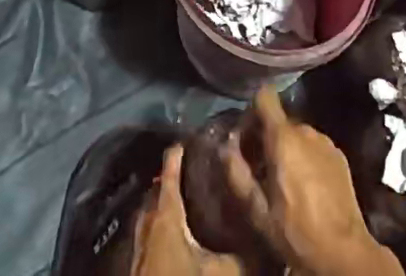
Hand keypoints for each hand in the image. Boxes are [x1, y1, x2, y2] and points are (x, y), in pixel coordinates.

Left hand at [131, 145, 242, 275]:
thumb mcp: (226, 269)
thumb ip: (245, 250)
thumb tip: (266, 232)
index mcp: (166, 219)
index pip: (169, 179)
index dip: (175, 159)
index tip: (182, 142)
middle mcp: (147, 230)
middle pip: (154, 197)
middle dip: (167, 182)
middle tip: (186, 171)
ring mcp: (139, 254)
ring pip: (147, 221)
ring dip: (160, 208)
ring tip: (182, 202)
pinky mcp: (138, 273)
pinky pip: (146, 241)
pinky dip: (157, 232)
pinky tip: (175, 240)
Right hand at [221, 87, 401, 275]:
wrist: (343, 250)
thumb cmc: (295, 231)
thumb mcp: (258, 210)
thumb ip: (238, 174)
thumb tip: (225, 146)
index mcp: (284, 139)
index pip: (265, 98)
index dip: (251, 111)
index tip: (244, 134)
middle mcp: (307, 131)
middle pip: (279, 121)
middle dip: (265, 139)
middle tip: (256, 168)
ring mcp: (326, 141)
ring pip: (297, 134)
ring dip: (285, 149)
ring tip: (279, 180)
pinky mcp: (339, 154)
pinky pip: (314, 146)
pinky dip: (304, 157)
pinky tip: (303, 185)